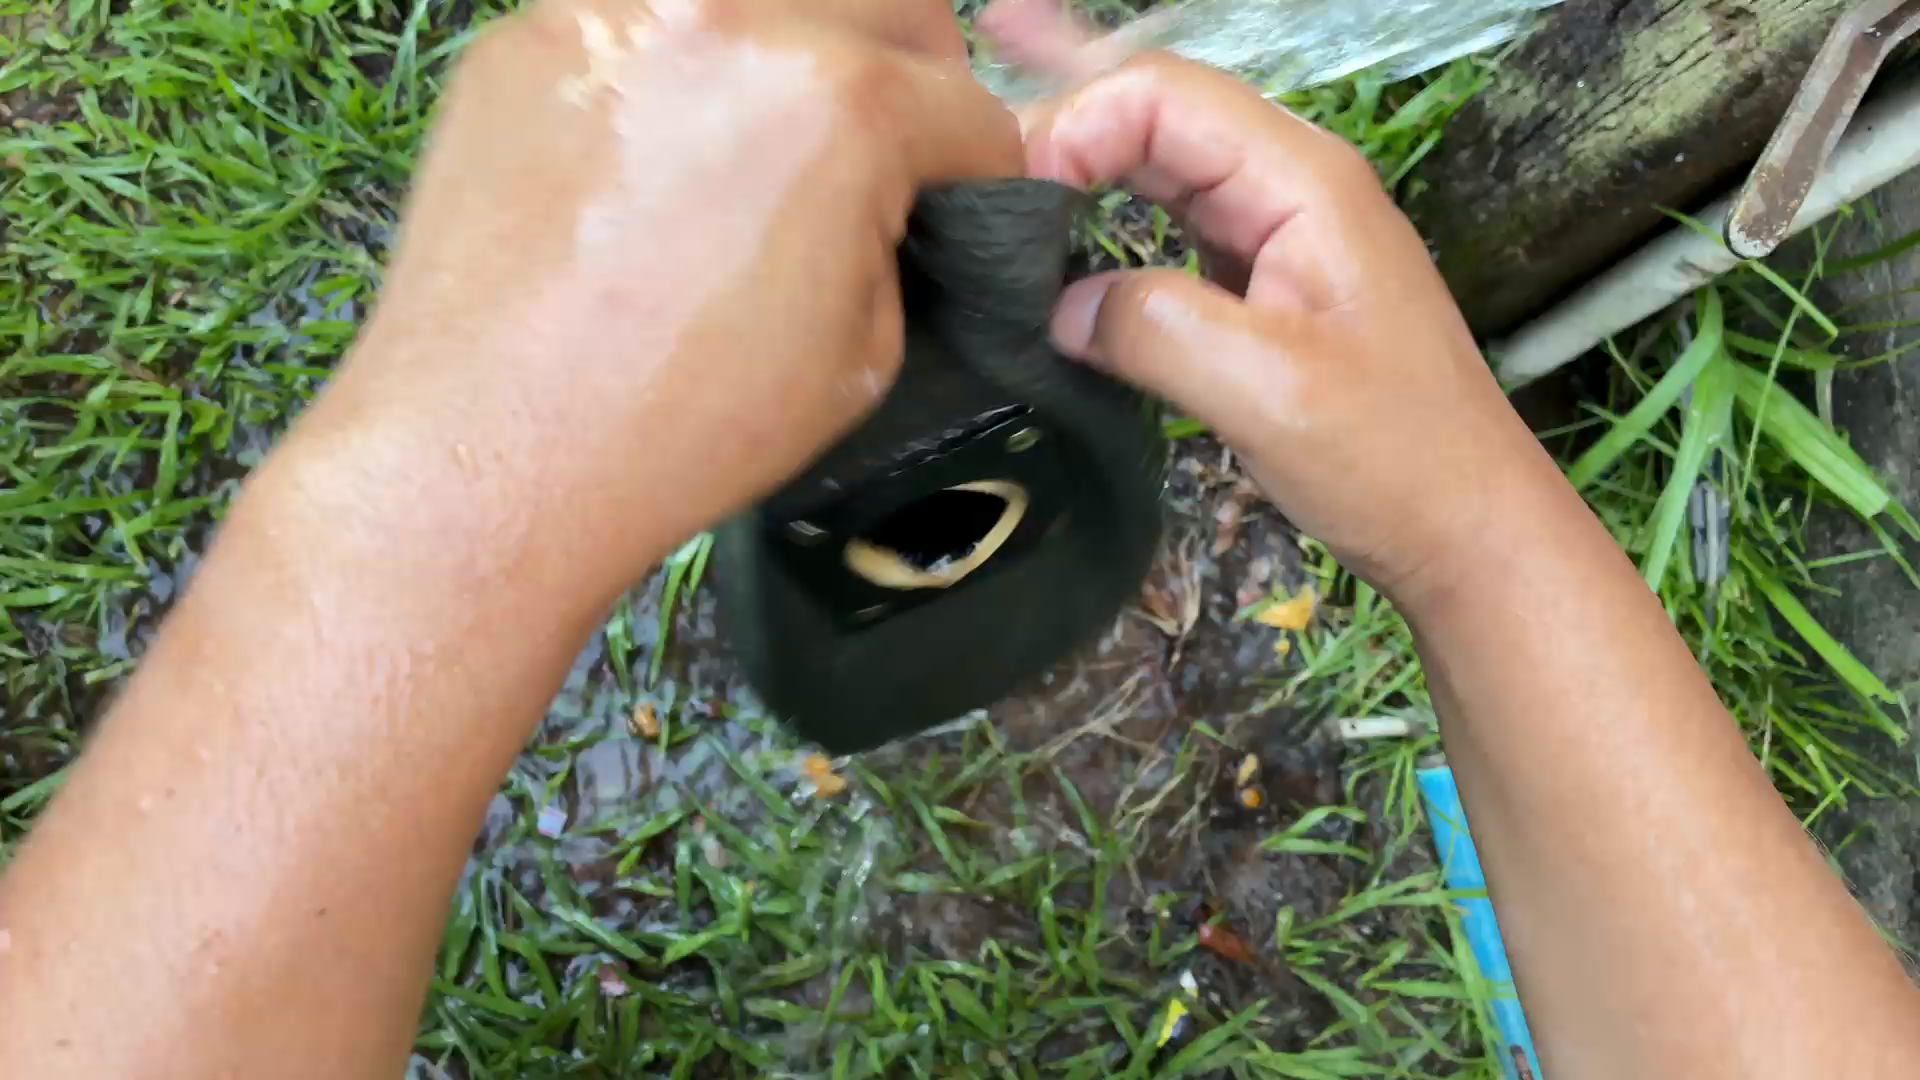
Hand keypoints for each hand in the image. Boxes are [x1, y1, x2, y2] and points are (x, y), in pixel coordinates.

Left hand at [298, 0, 1019, 603]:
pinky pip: (664, 25)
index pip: (973, 113)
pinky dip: (704, 75)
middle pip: (893, 3)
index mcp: (842, 109)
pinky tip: (675, 158)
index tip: (974, 211)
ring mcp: (622, 5)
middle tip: (895, 162)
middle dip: (923, 81)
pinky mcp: (538, 31)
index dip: (990, 176)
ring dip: (815, 61)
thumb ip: (895, 253)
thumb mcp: (862, 359)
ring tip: (785, 148)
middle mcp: (736, 15)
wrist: (502, 448)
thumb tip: (886, 210)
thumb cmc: (701, 423)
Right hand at [981, 0, 1563, 606]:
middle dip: (1065, 136)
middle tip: (982, 193)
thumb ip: (1156, 328)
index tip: (1010, 209)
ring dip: (1083, 166)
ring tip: (1005, 183)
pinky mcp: (1254, 288)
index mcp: (1298, 182)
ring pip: (1159, 172)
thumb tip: (1056, 307)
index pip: (1162, 99)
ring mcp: (1271, 238)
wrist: (1456, 522)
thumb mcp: (1267, 389)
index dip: (1075, 130)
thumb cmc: (1385, 455)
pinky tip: (1068, 230)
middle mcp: (1284, 187)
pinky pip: (1167, 233)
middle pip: (1157, 120)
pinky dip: (1109, 223)